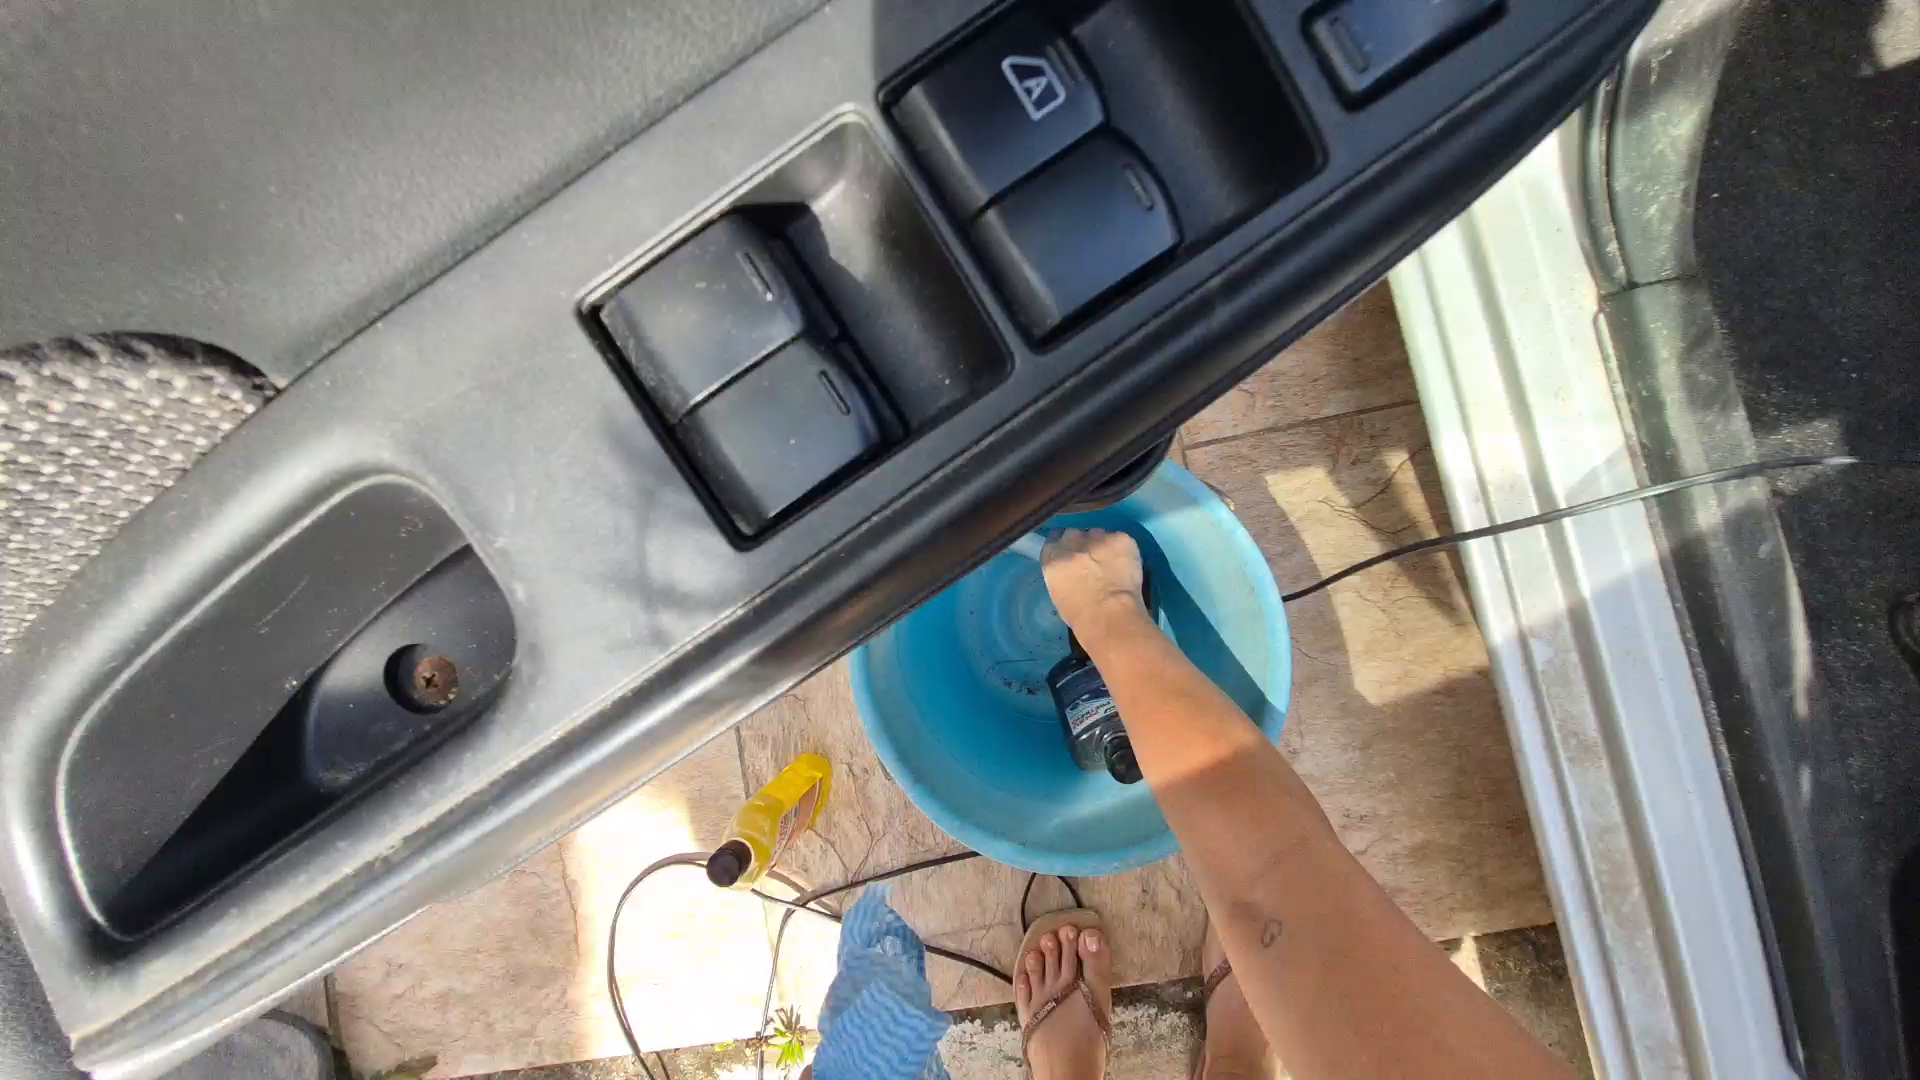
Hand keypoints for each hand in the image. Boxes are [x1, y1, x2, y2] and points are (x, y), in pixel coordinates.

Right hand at [1041, 528, 1147, 636]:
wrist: (1109, 615)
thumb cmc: (1080, 616)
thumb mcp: (1058, 594)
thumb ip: (1062, 574)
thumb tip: (1072, 570)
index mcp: (1053, 558)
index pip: (1053, 540)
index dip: (1064, 547)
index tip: (1072, 555)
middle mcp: (1072, 542)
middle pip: (1074, 534)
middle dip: (1082, 544)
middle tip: (1092, 560)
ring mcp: (1096, 538)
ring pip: (1098, 534)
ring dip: (1102, 545)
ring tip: (1112, 563)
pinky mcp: (1120, 539)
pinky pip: (1121, 539)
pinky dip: (1123, 550)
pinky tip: (1126, 565)